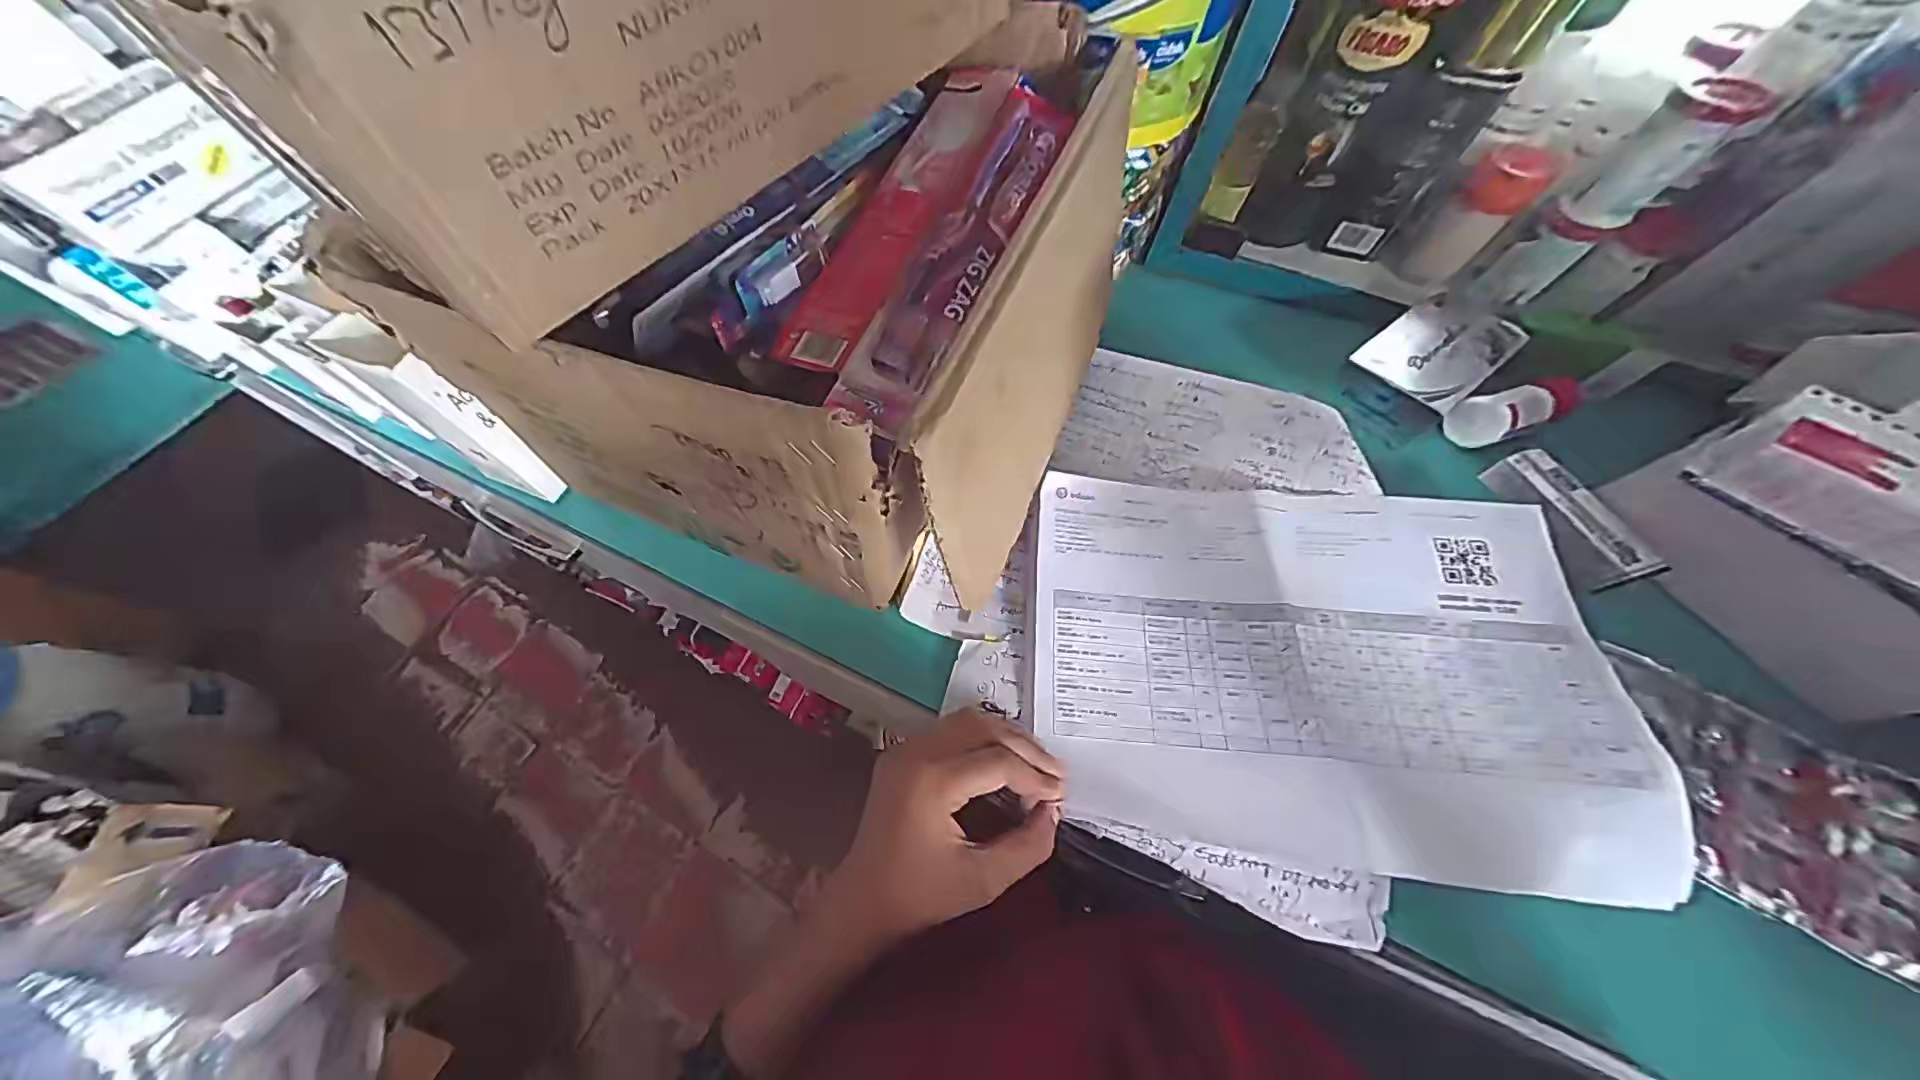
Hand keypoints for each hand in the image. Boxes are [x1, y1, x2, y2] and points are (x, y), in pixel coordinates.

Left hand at [820, 709, 1065, 945]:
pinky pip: (951, 730)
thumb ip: (1028, 845)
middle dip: (1026, 748)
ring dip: (1006, 737)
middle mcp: (916, 753)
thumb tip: (1053, 811)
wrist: (862, 901)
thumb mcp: (983, 880)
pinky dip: (983, 739)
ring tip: (1036, 764)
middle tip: (1055, 774)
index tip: (1060, 795)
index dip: (1036, 776)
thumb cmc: (919, 897)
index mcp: (932, 782)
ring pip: (968, 721)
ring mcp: (905, 748)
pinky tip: (1004, 761)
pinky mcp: (902, 752)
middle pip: (984, 727)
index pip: (998, 761)